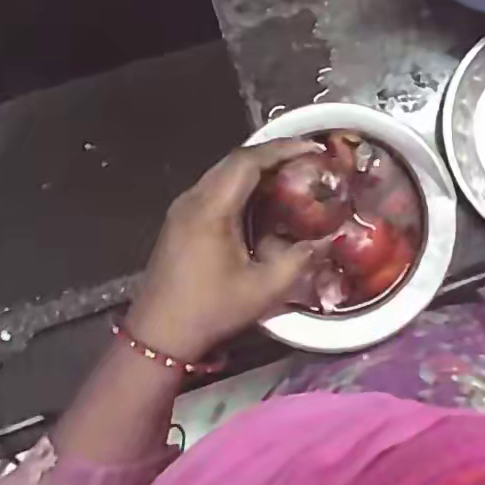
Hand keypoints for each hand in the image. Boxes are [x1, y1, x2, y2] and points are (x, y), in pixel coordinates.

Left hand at [122, 139, 330, 361]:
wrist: (157, 337)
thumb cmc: (210, 311)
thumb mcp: (264, 290)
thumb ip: (299, 260)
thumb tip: (327, 239)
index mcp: (211, 210)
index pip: (248, 161)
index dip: (282, 149)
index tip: (312, 147)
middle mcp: (193, 199)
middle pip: (235, 159)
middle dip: (273, 152)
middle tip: (307, 155)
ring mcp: (183, 207)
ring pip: (224, 170)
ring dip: (257, 165)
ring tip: (291, 169)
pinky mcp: (181, 218)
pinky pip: (216, 185)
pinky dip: (243, 180)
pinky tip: (263, 193)